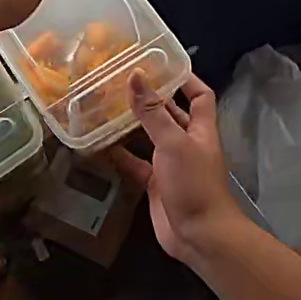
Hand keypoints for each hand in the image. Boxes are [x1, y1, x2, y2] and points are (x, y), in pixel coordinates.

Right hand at [107, 72, 246, 266]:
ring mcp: (171, 165)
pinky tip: (100, 146)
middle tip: (120, 83)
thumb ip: (152, 112)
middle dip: (150, 100)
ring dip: (132, 126)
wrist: (199, 235)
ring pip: (150, 139)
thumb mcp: (173, 143)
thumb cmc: (194, 184)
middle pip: (170, 114)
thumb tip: (135, 76)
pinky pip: (135, 165)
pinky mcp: (155, 184)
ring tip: (105, 108)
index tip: (160, 64)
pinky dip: (120, 156)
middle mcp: (187, 143)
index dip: (185, 79)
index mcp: (200, 129)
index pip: (199, 95)